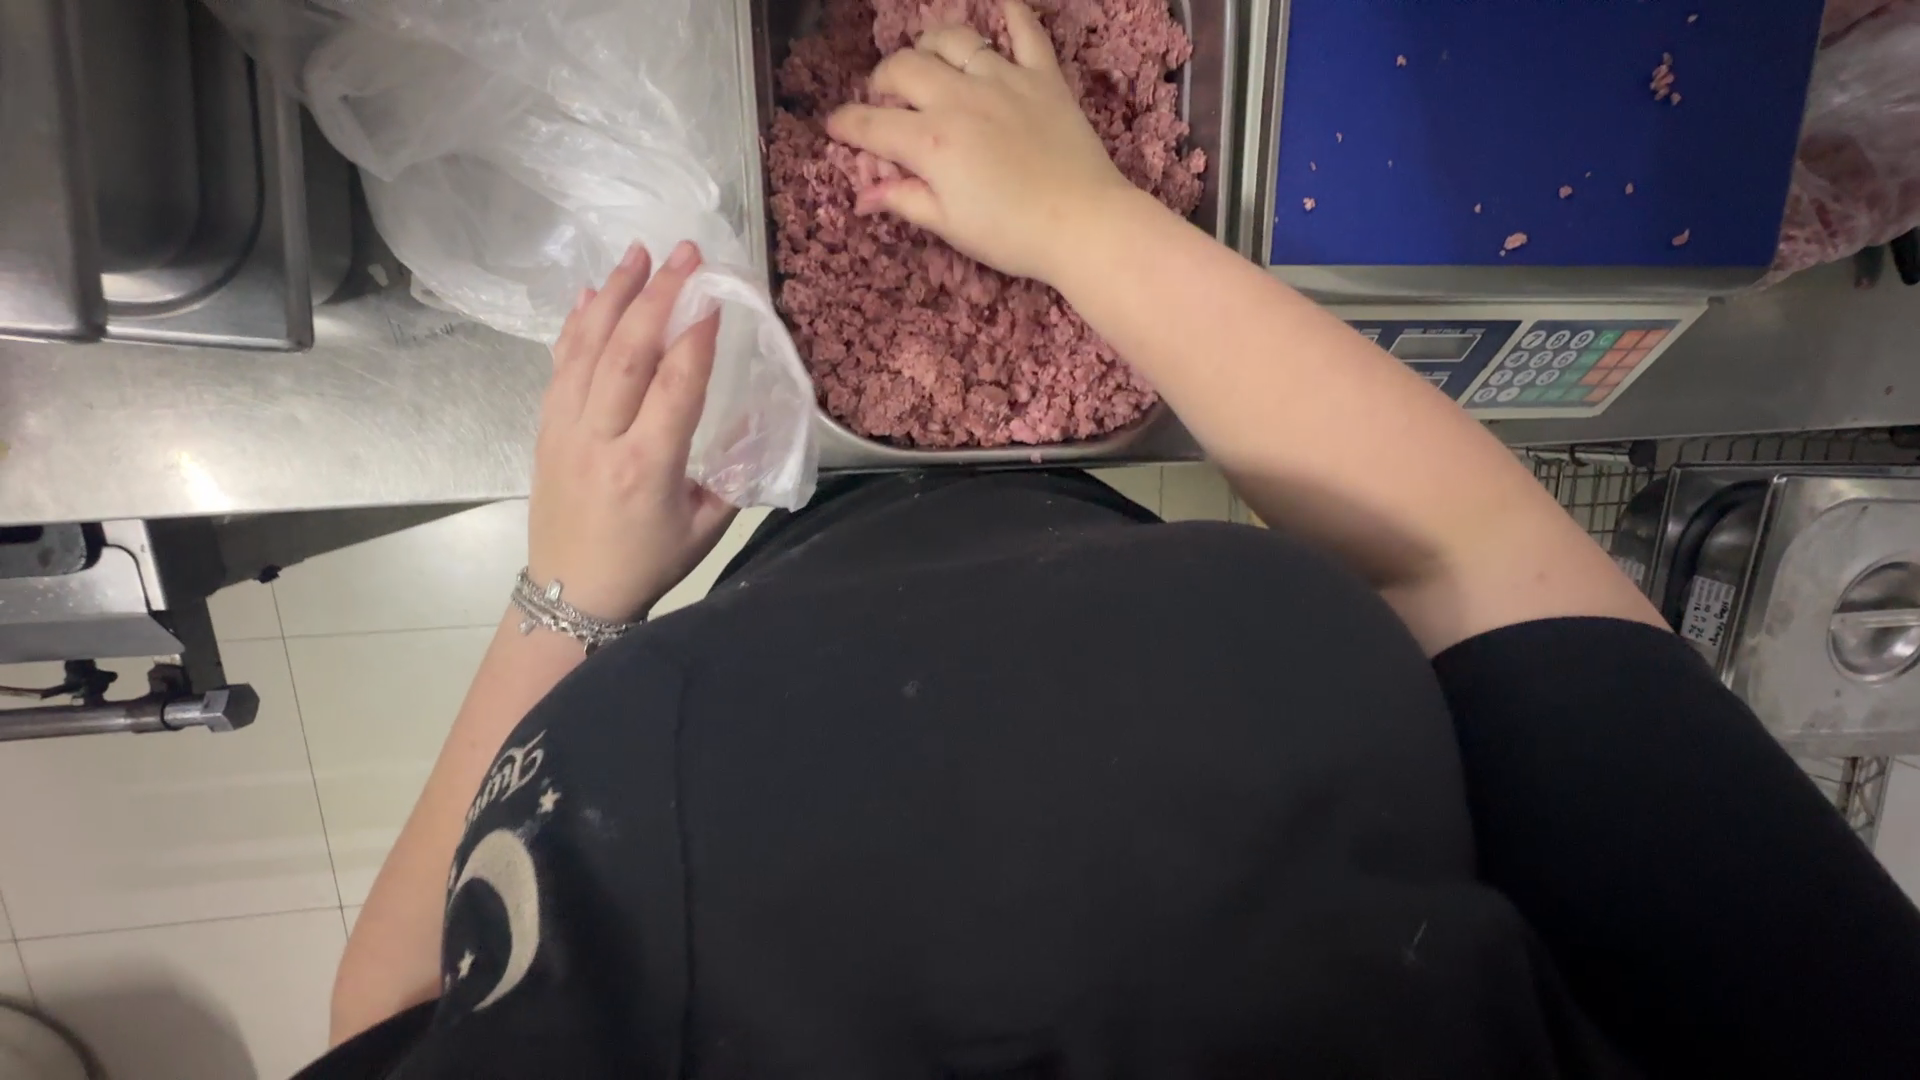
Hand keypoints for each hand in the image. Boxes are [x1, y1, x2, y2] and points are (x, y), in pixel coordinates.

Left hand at [528, 241, 736, 622]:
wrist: (570, 595)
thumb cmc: (649, 564)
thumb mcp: (706, 527)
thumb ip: (732, 473)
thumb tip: (753, 418)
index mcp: (647, 468)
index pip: (675, 387)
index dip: (697, 339)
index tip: (715, 298)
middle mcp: (600, 439)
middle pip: (628, 353)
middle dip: (657, 295)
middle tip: (683, 253)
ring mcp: (565, 429)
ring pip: (587, 349)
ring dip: (614, 296)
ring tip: (637, 253)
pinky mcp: (546, 428)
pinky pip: (560, 365)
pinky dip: (576, 325)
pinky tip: (590, 294)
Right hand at [825, 0, 1136, 284]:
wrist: (1081, 224)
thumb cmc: (1011, 235)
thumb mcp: (950, 226)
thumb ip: (905, 201)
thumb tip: (865, 196)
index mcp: (931, 142)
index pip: (872, 125)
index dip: (846, 126)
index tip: (834, 127)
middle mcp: (959, 97)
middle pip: (903, 69)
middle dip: (882, 83)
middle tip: (884, 102)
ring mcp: (1003, 80)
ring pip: (952, 39)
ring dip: (929, 46)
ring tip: (927, 62)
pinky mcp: (1043, 77)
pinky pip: (1023, 28)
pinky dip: (1009, 12)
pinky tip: (998, 5)